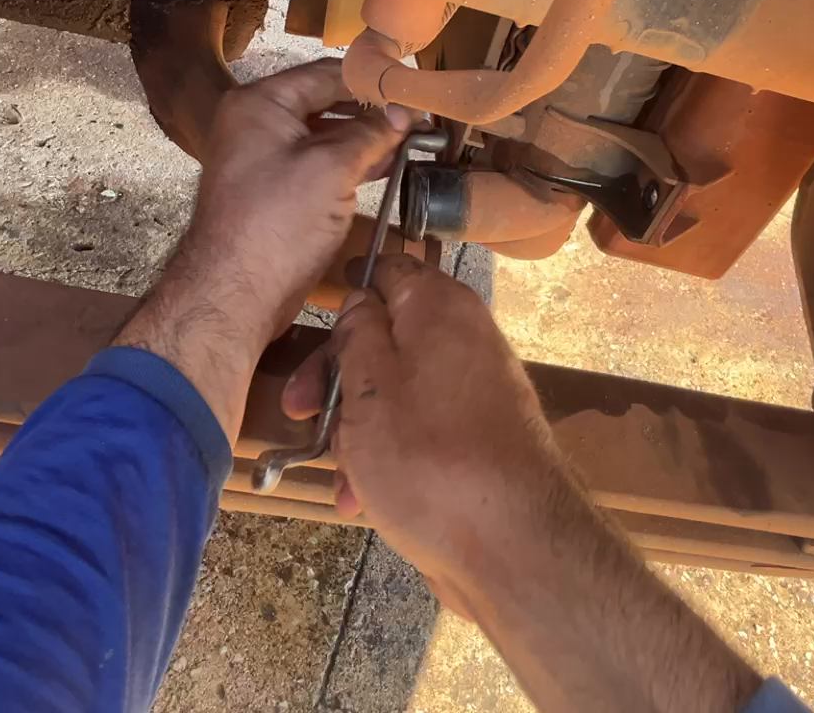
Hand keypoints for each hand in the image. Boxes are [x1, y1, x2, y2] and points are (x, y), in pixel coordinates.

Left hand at [118, 60, 406, 436]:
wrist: (235, 293)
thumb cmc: (277, 222)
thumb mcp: (331, 168)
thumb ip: (370, 133)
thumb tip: (405, 112)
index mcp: (260, 103)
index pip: (325, 74)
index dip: (371, 81)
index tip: (413, 88)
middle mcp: (258, 124)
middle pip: (325, 103)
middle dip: (372, 112)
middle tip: (419, 118)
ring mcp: (266, 159)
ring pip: (325, 136)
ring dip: (366, 139)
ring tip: (412, 142)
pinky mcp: (277, 191)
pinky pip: (319, 164)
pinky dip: (351, 163)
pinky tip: (386, 167)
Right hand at [282, 254, 575, 612]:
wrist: (513, 545)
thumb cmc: (427, 453)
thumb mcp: (369, 386)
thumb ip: (357, 333)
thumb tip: (362, 300)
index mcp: (440, 307)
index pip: (389, 269)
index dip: (349, 288)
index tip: (313, 318)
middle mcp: (462, 337)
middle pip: (386, 336)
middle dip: (338, 375)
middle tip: (300, 410)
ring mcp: (472, 390)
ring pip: (396, 388)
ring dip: (357, 425)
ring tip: (338, 471)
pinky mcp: (474, 437)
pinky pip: (420, 427)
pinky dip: (388, 452)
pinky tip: (360, 496)